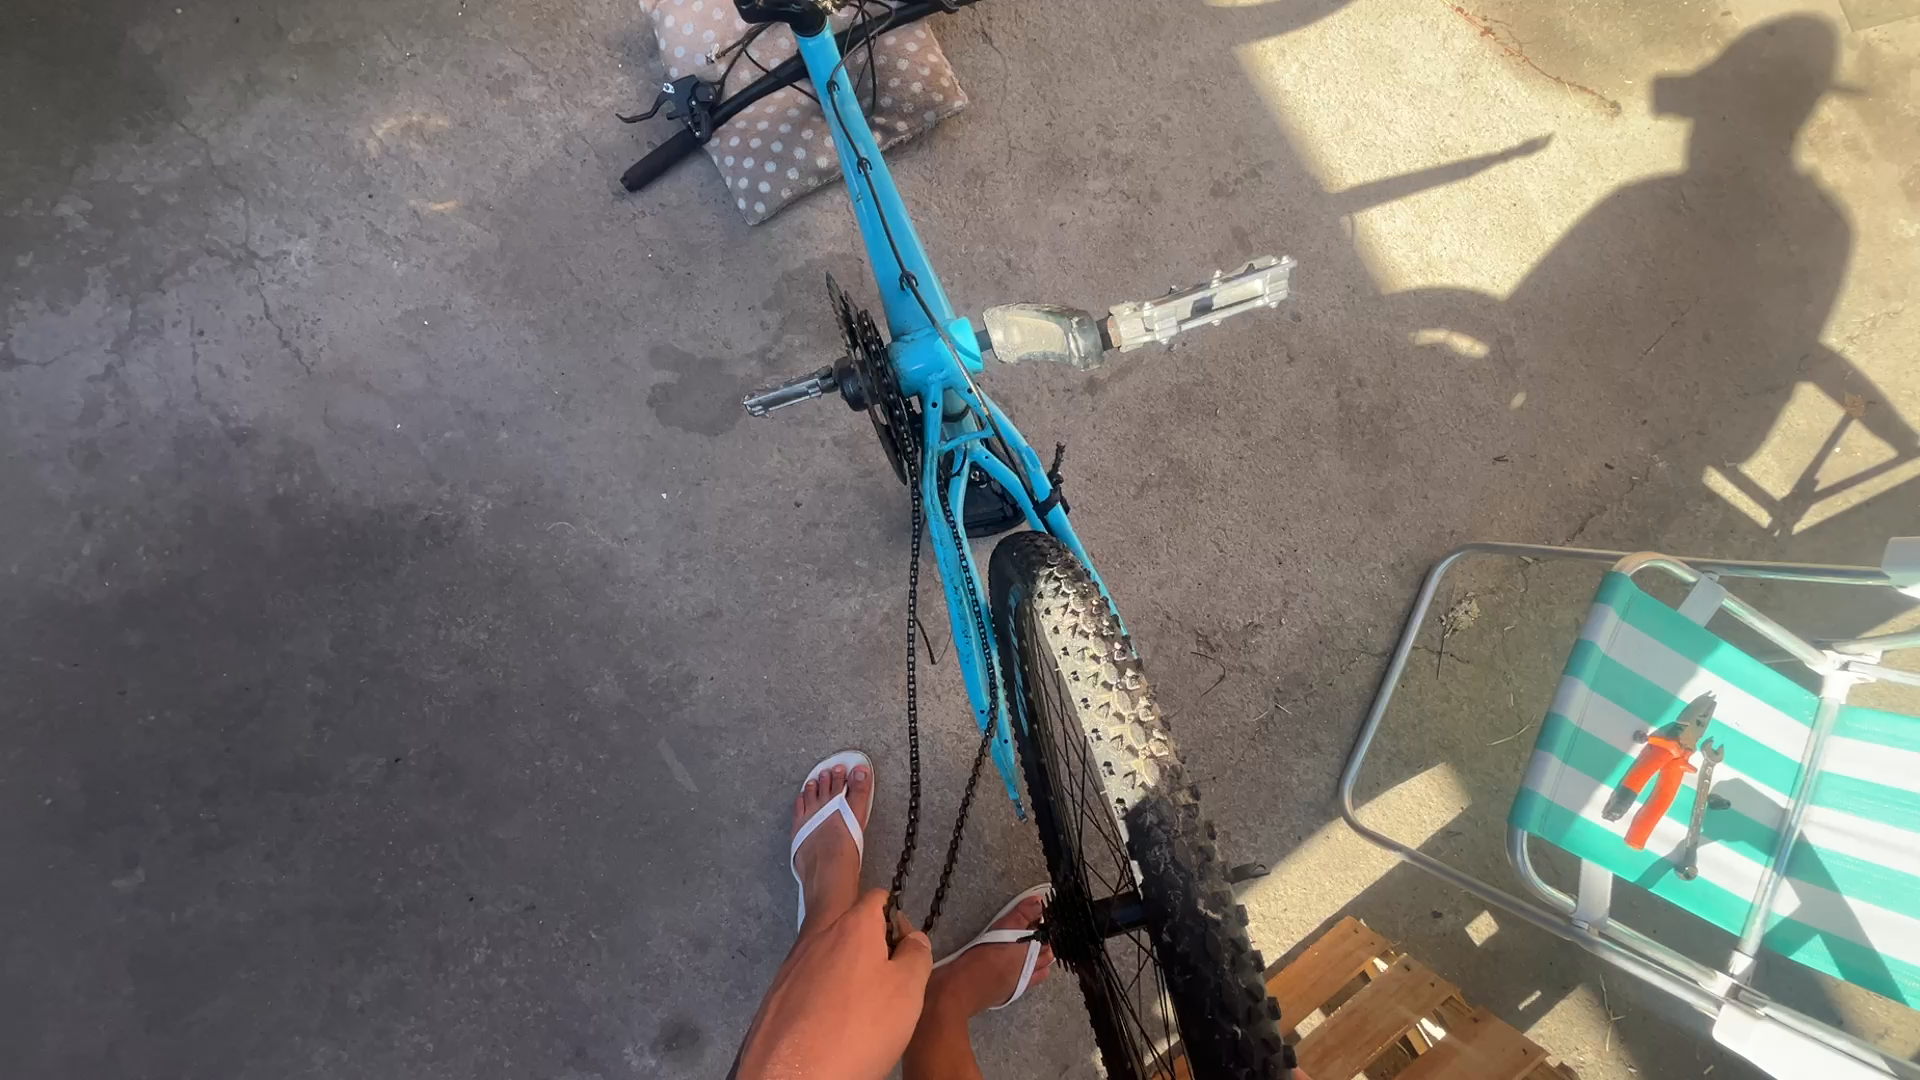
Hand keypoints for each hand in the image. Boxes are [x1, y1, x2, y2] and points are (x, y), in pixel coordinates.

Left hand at [735, 889, 933, 1079]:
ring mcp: (793, 966)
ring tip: (861, 1015)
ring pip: (832, 960)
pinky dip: (824, 999)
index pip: (878, 897)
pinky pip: (810, 986)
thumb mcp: (908, 991)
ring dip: (849, 977)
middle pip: (855, 931)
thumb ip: (917, 955)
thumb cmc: (859, 1027)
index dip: (898, 919)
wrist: (792, 1078)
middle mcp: (819, 936)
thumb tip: (914, 939)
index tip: (905, 952)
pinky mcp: (777, 997)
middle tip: (889, 990)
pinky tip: (831, 1029)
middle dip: (874, 952)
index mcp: (853, 925)